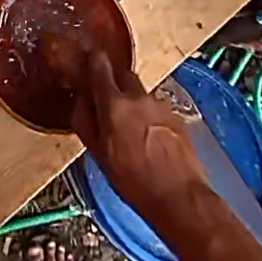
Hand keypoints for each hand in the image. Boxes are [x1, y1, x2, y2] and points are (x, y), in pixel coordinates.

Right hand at [70, 51, 206, 210]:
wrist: (182, 200)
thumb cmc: (133, 181)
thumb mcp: (97, 154)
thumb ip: (84, 120)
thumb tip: (79, 100)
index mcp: (113, 104)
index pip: (98, 64)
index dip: (92, 60)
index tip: (88, 61)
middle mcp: (137, 97)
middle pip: (121, 74)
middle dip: (113, 81)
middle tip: (107, 100)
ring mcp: (160, 106)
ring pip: (139, 92)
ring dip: (131, 100)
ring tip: (130, 126)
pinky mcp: (176, 117)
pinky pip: (155, 107)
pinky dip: (148, 114)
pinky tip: (149, 137)